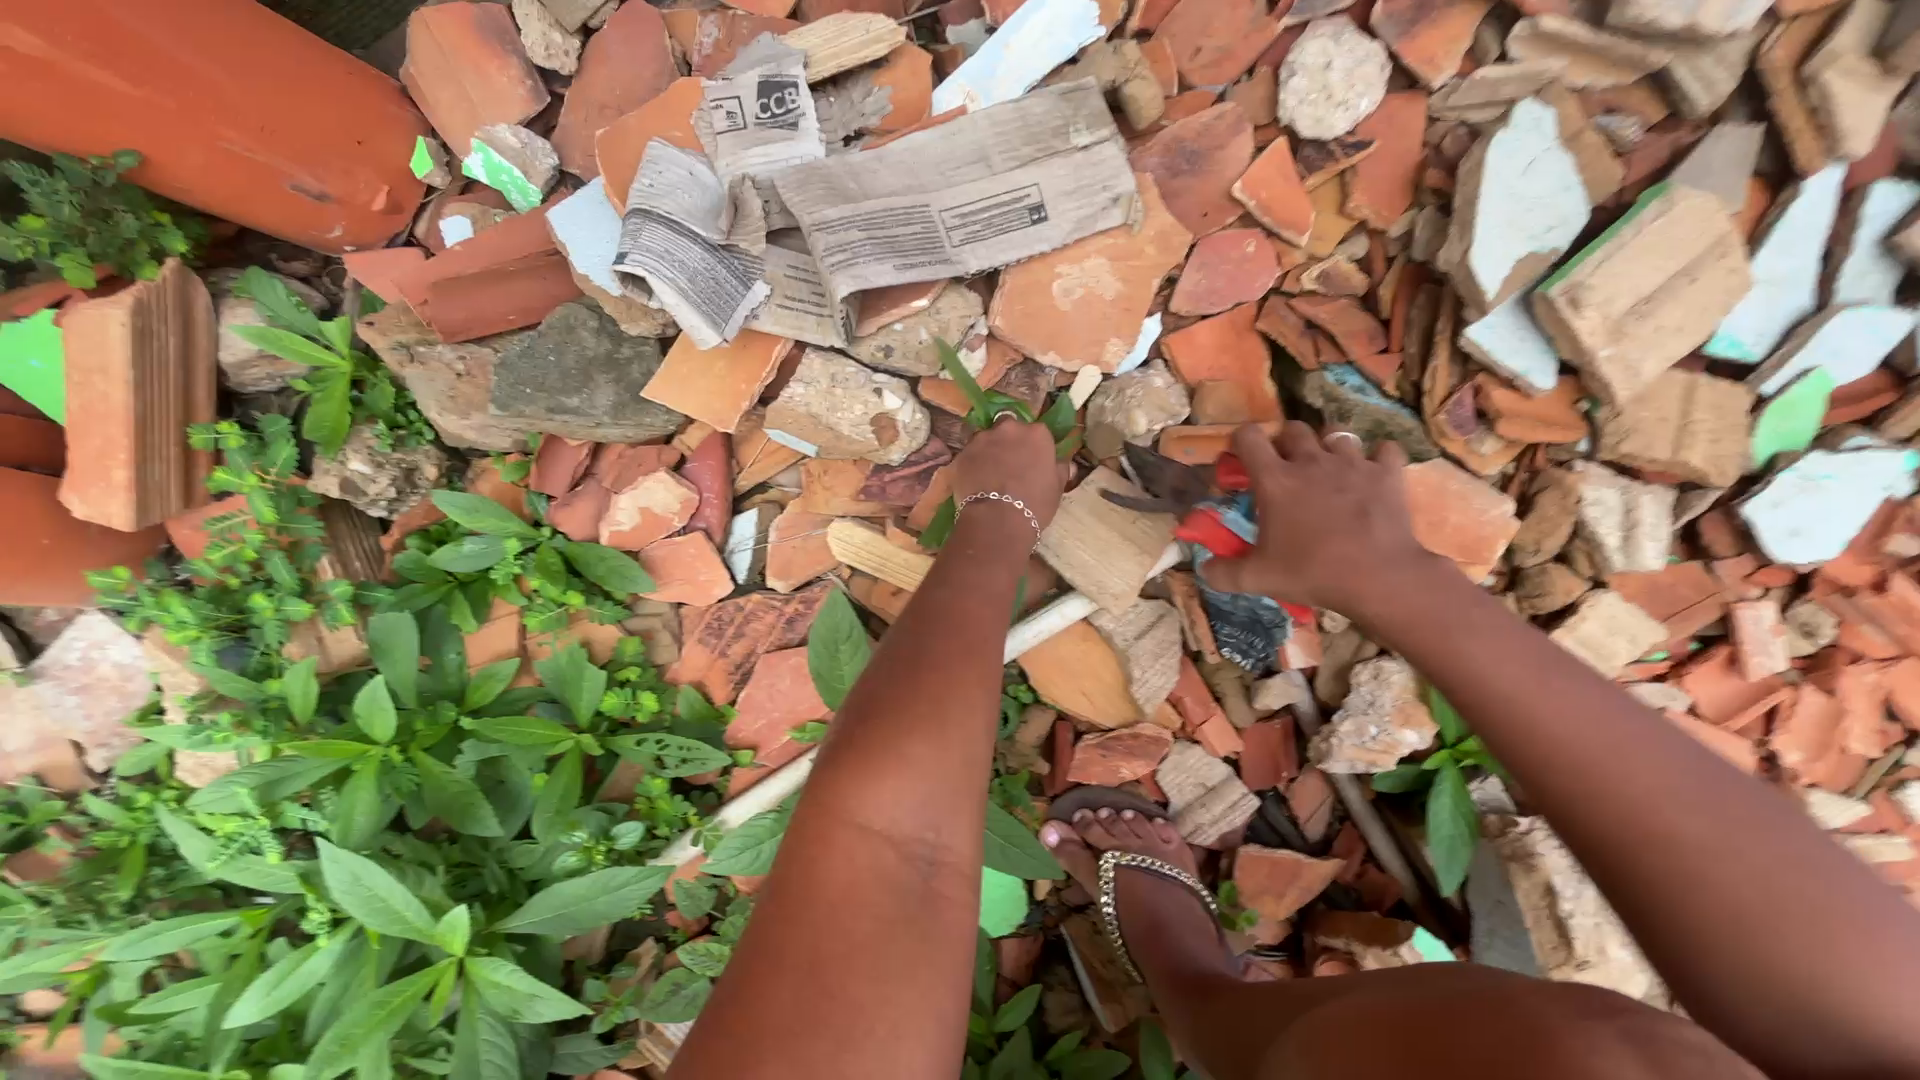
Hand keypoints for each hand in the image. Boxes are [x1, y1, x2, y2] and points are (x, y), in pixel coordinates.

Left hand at [948, 416, 1063, 536]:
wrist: (997, 519)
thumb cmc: (1035, 503)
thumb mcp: (1057, 488)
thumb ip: (1061, 470)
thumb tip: (1067, 464)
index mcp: (1036, 433)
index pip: (1038, 432)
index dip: (1034, 447)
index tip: (1032, 461)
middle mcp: (1009, 429)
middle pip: (1008, 427)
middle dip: (1008, 441)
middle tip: (1009, 464)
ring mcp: (982, 439)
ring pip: (985, 439)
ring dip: (988, 450)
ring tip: (989, 474)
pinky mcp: (962, 454)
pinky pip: (969, 455)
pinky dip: (972, 464)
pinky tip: (975, 482)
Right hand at [1200, 422, 1439, 617]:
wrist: (1377, 577)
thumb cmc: (1311, 573)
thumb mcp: (1258, 578)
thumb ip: (1224, 573)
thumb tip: (1204, 570)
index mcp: (1275, 480)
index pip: (1248, 437)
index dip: (1241, 440)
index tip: (1241, 457)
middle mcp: (1311, 461)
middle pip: (1293, 428)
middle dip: (1285, 441)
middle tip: (1286, 466)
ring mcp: (1352, 463)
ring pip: (1337, 433)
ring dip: (1328, 445)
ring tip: (1329, 467)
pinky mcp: (1386, 473)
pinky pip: (1384, 449)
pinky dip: (1378, 457)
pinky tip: (1373, 473)